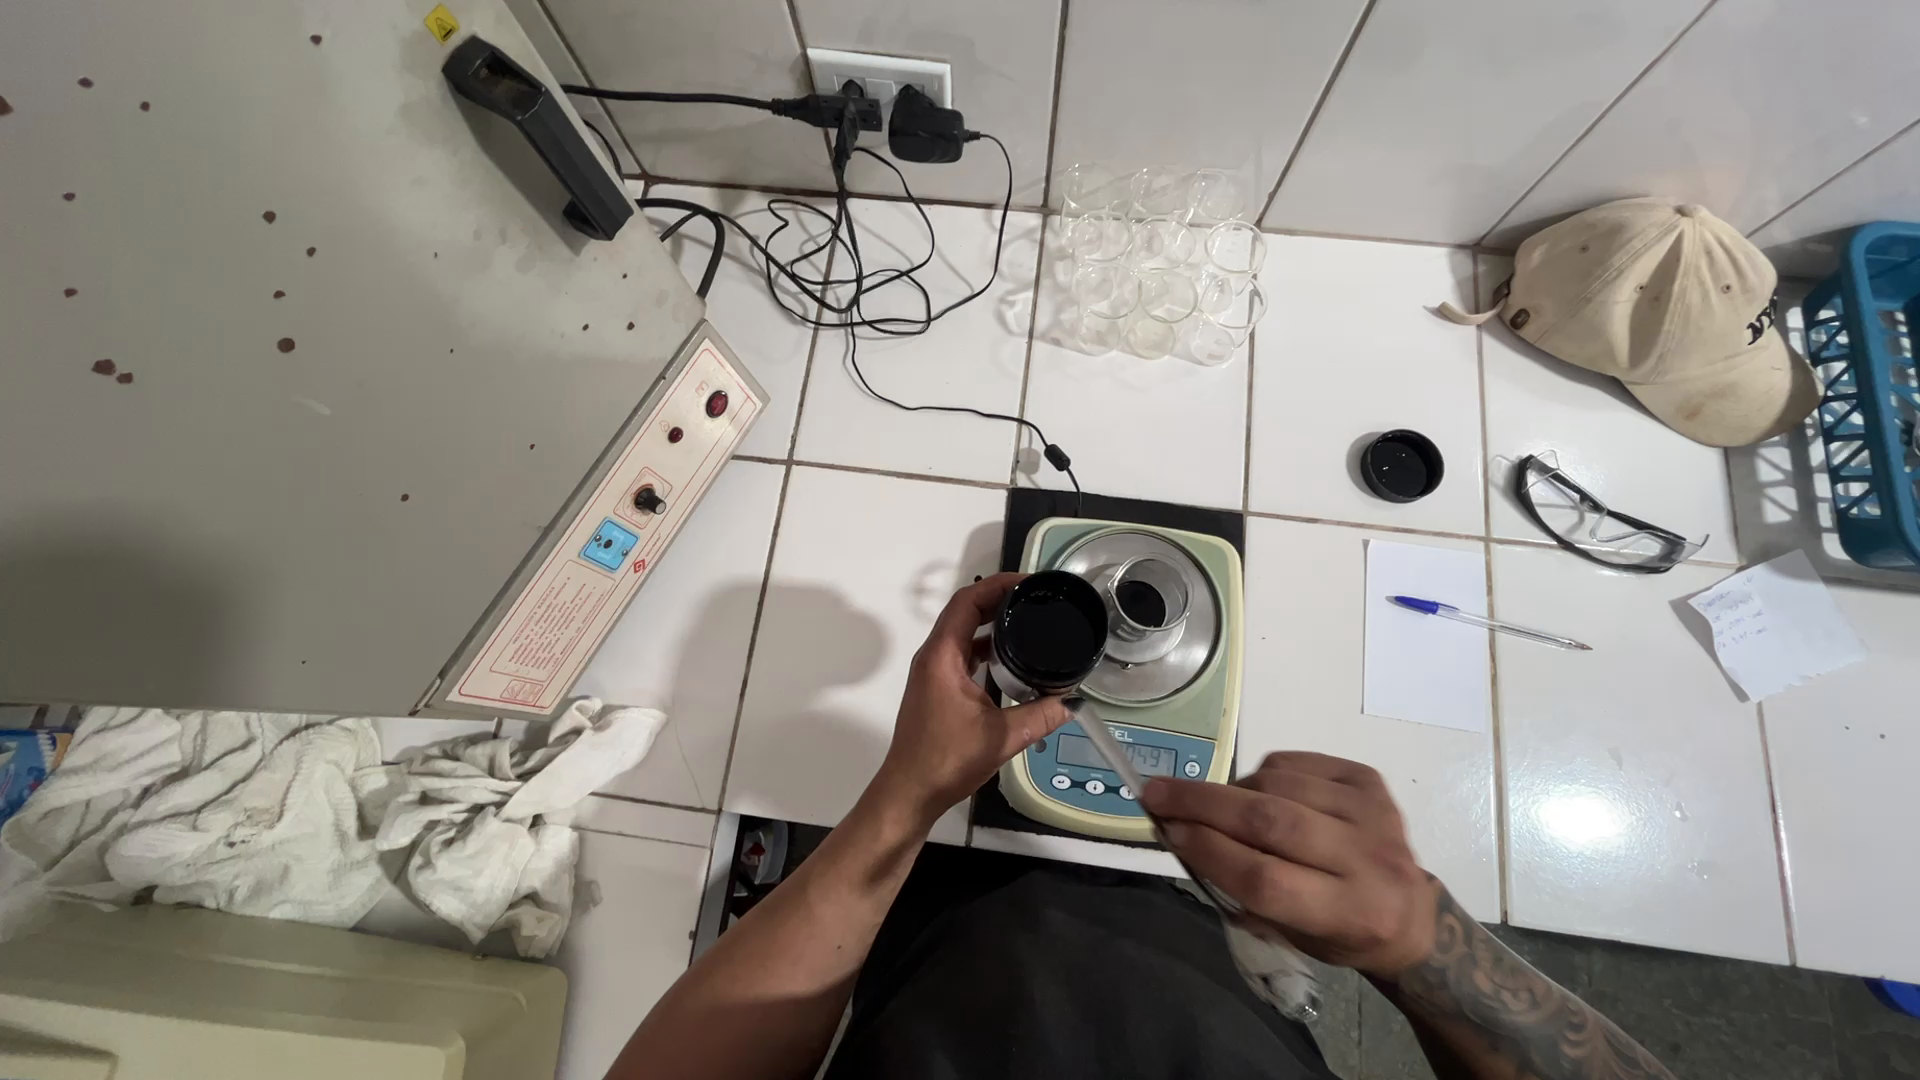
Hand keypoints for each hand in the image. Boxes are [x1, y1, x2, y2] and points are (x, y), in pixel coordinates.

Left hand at [868, 573, 1074, 828]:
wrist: (910, 792)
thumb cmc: (947, 760)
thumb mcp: (1002, 737)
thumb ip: (1041, 715)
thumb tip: (1072, 700)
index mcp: (942, 657)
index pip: (967, 602)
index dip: (997, 585)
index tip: (1029, 583)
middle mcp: (933, 657)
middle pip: (964, 612)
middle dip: (998, 599)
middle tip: (1035, 598)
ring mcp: (932, 673)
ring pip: (961, 633)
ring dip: (990, 622)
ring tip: (1026, 620)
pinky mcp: (936, 688)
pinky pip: (961, 654)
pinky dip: (983, 647)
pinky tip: (1008, 658)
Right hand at [1141, 751, 1439, 977]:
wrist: (1413, 915)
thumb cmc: (1338, 932)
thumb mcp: (1292, 933)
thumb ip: (1240, 887)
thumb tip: (1181, 833)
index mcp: (1350, 913)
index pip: (1264, 878)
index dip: (1208, 850)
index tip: (1166, 831)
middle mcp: (1367, 860)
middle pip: (1270, 821)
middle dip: (1202, 803)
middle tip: (1157, 792)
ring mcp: (1372, 814)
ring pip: (1277, 784)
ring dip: (1230, 789)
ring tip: (1215, 803)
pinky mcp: (1369, 781)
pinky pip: (1294, 761)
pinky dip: (1261, 772)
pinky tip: (1258, 789)